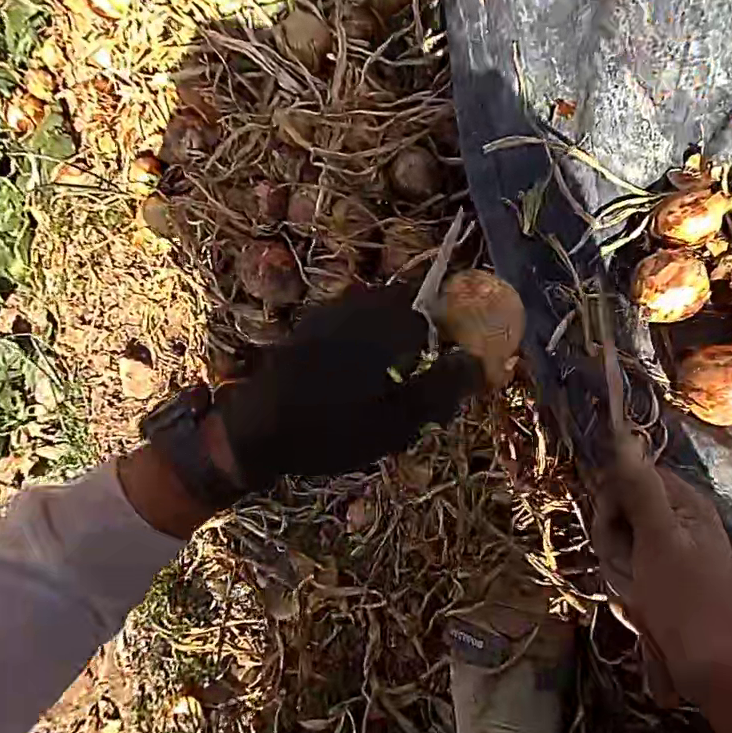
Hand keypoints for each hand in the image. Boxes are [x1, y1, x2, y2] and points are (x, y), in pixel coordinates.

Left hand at [213, 282, 480, 489]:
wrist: (255, 431)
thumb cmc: (330, 431)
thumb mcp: (395, 424)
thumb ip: (441, 389)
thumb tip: (475, 361)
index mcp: (386, 327)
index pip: (437, 310)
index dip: (452, 332)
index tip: (453, 359)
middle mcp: (361, 307)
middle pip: (410, 301)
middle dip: (425, 326)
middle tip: (425, 365)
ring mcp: (333, 311)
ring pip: (382, 305)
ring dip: (397, 328)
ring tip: (395, 369)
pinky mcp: (314, 322)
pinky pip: (356, 315)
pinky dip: (370, 332)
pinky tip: (361, 367)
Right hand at [590, 433, 731, 705]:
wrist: (723, 675)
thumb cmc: (691, 603)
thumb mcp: (660, 540)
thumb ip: (639, 488)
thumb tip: (624, 435)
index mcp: (683, 502)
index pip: (628, 476)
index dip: (611, 500)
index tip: (612, 528)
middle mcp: (676, 521)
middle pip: (618, 512)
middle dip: (613, 543)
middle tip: (632, 570)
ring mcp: (669, 554)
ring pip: (616, 546)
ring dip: (619, 573)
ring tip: (640, 596)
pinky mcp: (662, 583)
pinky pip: (626, 574)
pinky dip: (627, 593)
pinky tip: (642, 611)